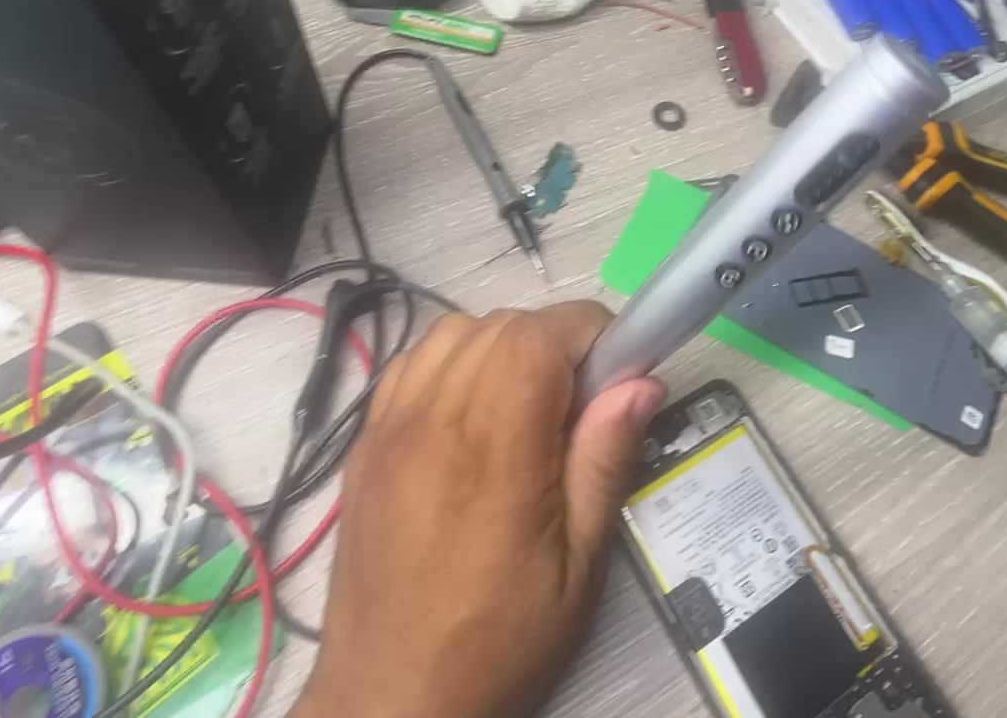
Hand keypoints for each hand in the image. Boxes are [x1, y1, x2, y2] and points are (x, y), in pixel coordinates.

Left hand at [296, 301, 666, 717]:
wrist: (389, 696)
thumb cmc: (497, 638)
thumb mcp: (578, 566)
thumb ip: (606, 461)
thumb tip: (641, 382)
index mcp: (494, 451)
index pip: (538, 336)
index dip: (588, 334)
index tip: (614, 370)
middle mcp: (434, 421)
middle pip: (502, 326)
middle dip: (555, 342)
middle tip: (578, 401)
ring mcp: (389, 426)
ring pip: (456, 330)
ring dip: (504, 344)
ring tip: (526, 401)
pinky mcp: (365, 440)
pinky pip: (414, 360)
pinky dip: (454, 359)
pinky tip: (472, 407)